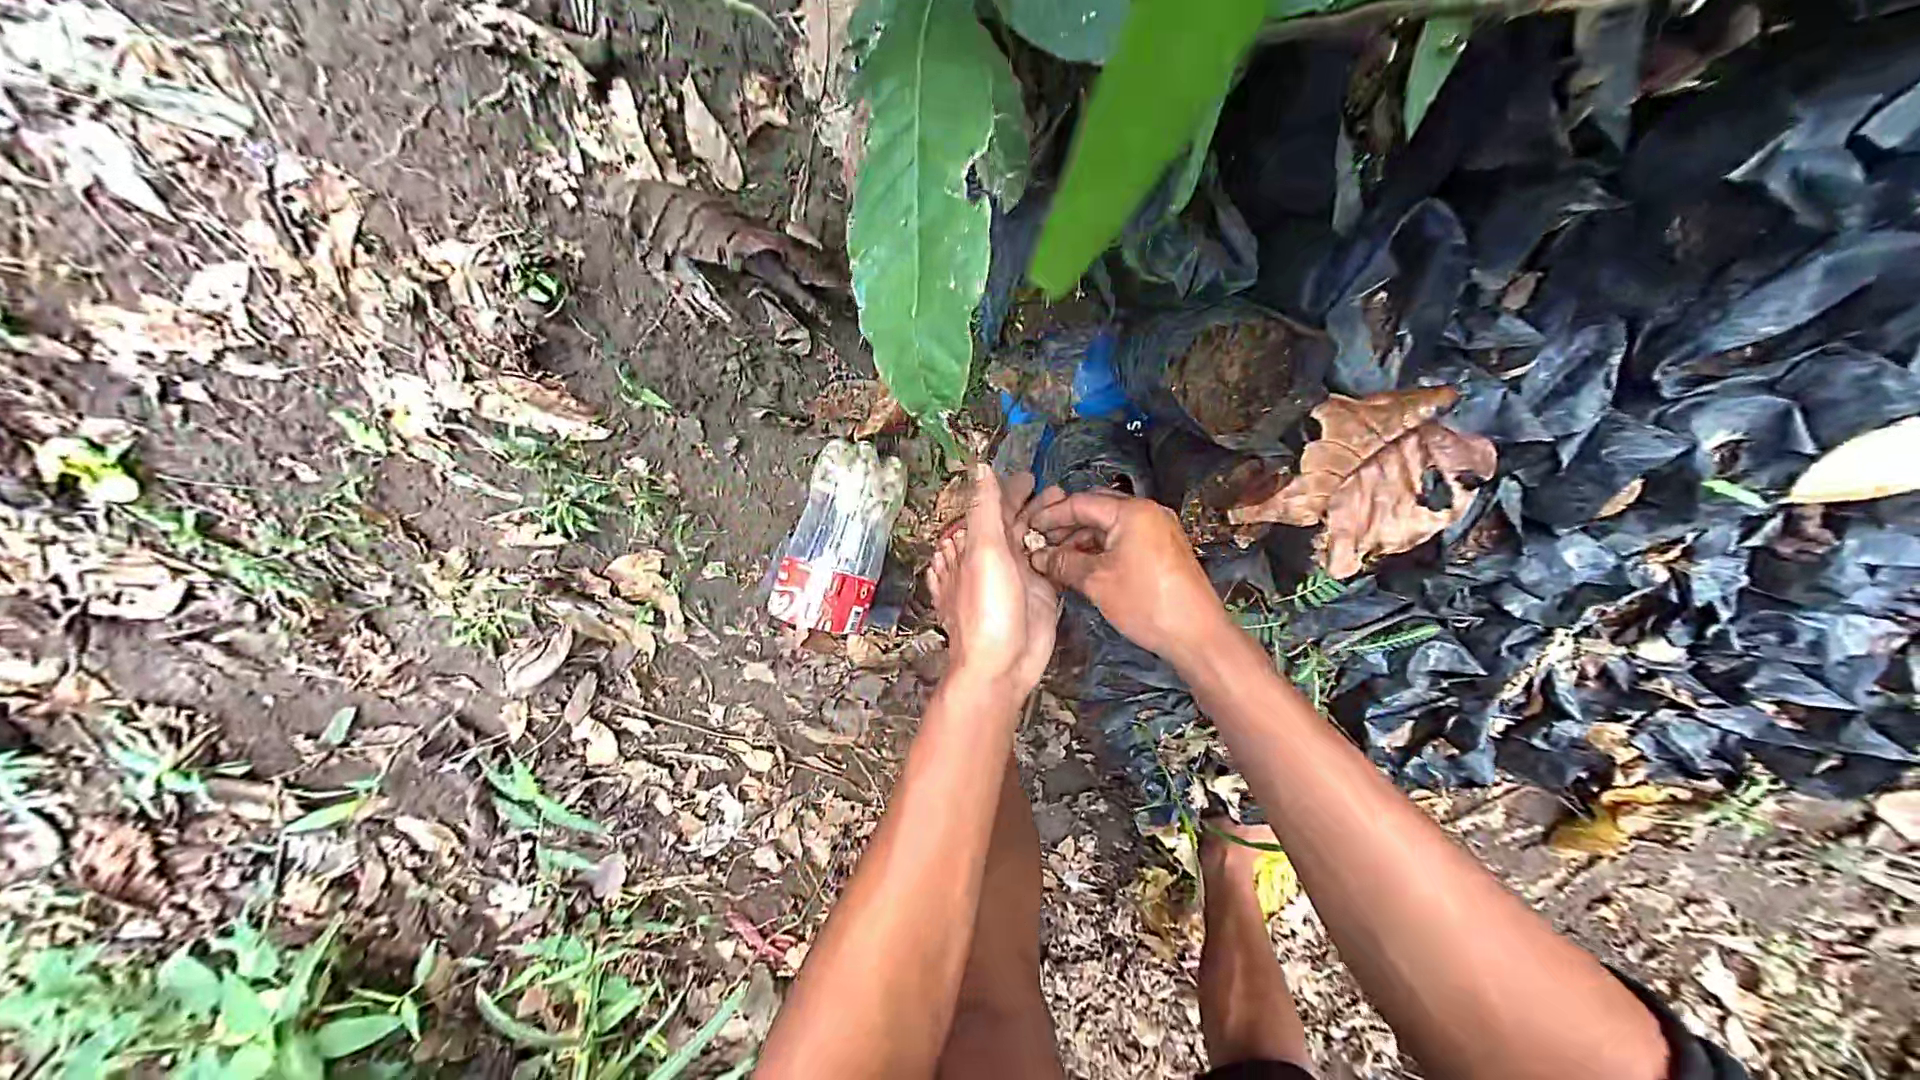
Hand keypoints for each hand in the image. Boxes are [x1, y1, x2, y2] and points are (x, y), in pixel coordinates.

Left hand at [927, 466, 1059, 696]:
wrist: (1001, 664)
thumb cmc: (985, 607)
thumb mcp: (982, 550)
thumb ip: (985, 509)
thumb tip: (980, 469)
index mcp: (972, 547)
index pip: (991, 510)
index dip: (1009, 491)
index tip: (1030, 476)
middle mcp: (994, 559)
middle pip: (1015, 524)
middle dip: (1035, 505)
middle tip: (1060, 490)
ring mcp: (1018, 576)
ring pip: (1035, 541)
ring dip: (1051, 523)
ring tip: (1072, 506)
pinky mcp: (1040, 592)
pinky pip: (1052, 563)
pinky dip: (1063, 548)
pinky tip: (1078, 536)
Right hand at [1020, 486, 1231, 666]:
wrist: (1196, 635)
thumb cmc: (1146, 602)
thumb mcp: (1097, 581)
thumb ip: (1064, 563)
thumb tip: (1039, 557)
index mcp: (1132, 511)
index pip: (1080, 503)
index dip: (1050, 516)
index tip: (1028, 529)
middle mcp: (1147, 513)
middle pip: (1096, 510)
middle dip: (1065, 527)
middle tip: (1040, 544)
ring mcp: (1158, 530)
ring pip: (1109, 527)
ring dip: (1082, 541)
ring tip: (1056, 561)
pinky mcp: (1162, 550)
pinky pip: (1123, 540)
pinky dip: (1100, 550)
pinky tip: (1081, 568)